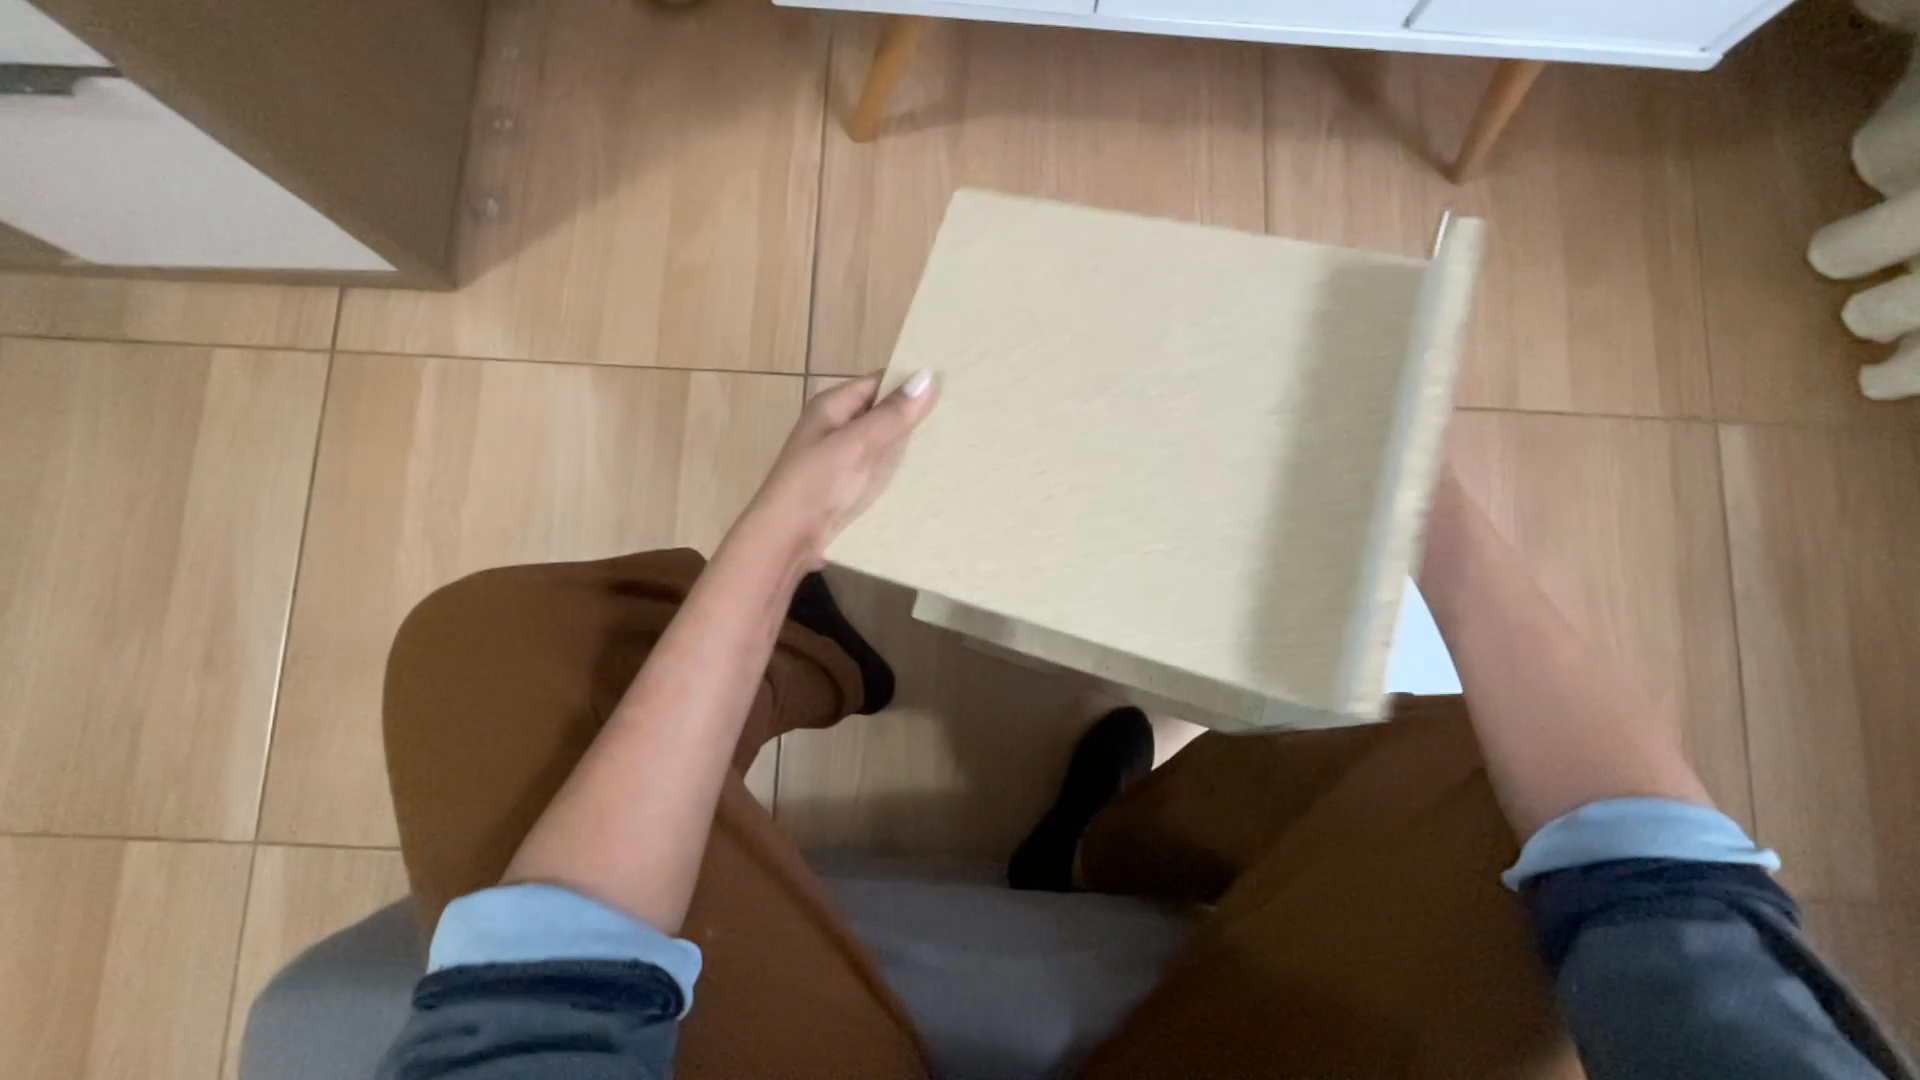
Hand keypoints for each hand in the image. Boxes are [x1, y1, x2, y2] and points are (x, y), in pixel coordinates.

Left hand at [734, 370, 939, 567]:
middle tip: (961, 418)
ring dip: (911, 448)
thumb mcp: (855, 444)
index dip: (910, 383)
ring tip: (955, 446)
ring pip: (885, 445)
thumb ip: (891, 414)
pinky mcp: (850, 488)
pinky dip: (902, 475)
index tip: (951, 386)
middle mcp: (837, 429)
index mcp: (832, 408)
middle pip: (882, 414)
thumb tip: (928, 377)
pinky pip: (881, 473)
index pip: (878, 383)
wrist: (787, 540)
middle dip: (915, 417)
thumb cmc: (815, 485)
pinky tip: (931, 479)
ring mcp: (843, 460)